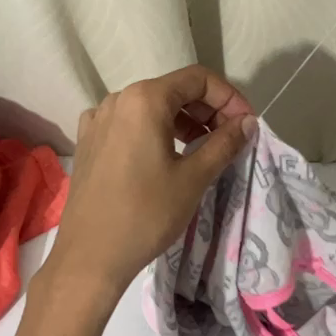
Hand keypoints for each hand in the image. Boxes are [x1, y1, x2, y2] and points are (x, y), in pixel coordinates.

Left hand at [36, 66, 256, 322]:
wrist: (90, 256)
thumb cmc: (146, 214)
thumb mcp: (193, 178)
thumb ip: (224, 142)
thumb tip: (248, 122)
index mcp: (144, 99)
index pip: (198, 79)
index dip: (229, 98)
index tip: (246, 126)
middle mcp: (117, 99)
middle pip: (173, 90)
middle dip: (207, 109)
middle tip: (230, 139)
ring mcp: (97, 120)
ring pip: (150, 107)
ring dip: (182, 121)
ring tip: (203, 150)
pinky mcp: (88, 142)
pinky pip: (128, 124)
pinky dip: (153, 132)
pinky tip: (164, 157)